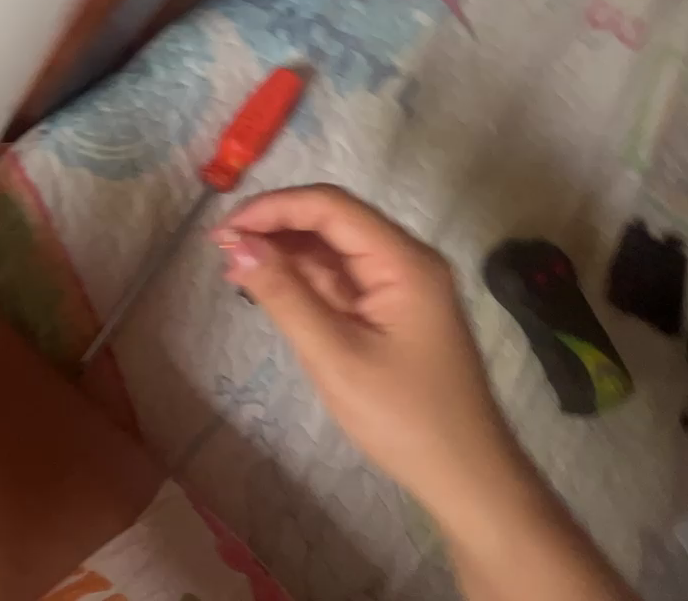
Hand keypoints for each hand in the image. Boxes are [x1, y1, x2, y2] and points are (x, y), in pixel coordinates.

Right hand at [212, 185, 518, 516]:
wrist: (467, 480)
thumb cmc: (404, 419)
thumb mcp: (334, 356)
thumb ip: (283, 294)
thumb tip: (236, 245)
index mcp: (403, 260)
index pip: (329, 206)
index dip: (272, 207)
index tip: (225, 230)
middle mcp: (403, 258)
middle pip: (330, 219)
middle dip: (273, 224)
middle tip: (221, 245)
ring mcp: (397, 282)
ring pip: (329, 244)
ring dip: (281, 248)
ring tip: (232, 264)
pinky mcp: (386, 305)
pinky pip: (336, 274)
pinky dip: (297, 274)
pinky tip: (263, 283)